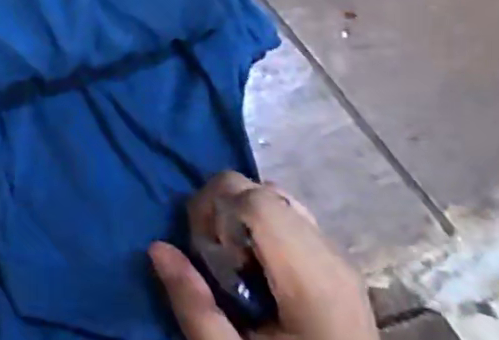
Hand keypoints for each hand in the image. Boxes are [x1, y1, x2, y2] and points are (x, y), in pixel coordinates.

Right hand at [149, 173, 376, 339]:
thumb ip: (195, 306)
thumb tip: (157, 247)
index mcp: (312, 282)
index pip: (256, 200)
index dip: (217, 210)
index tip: (203, 253)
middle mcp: (332, 257)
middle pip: (263, 192)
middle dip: (223, 210)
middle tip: (210, 258)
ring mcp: (341, 259)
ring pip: (276, 199)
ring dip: (240, 217)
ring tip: (233, 265)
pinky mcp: (340, 266)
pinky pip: (291, 218)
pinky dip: (262, 228)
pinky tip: (258, 272)